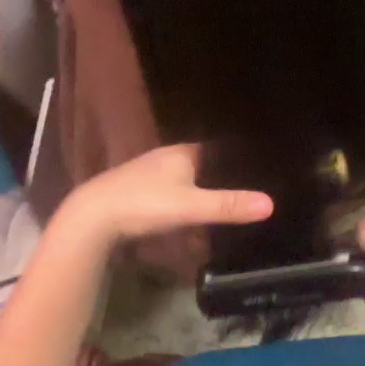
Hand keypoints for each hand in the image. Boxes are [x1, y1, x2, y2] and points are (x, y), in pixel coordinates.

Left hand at [63, 144, 273, 245]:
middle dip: (220, 173)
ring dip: (200, 187)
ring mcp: (148, 175)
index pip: (217, 148)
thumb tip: (271, 203)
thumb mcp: (191, 206)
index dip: (236, 157)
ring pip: (183, 178)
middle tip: (247, 186)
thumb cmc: (143, 204)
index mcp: (182, 153)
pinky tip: (190, 212)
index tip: (259, 166)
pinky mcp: (136, 193)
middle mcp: (165, 158)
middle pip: (200, 163)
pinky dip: (183, 200)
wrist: (93, 217)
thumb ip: (228, 206)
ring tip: (224, 199)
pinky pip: (169, 193)